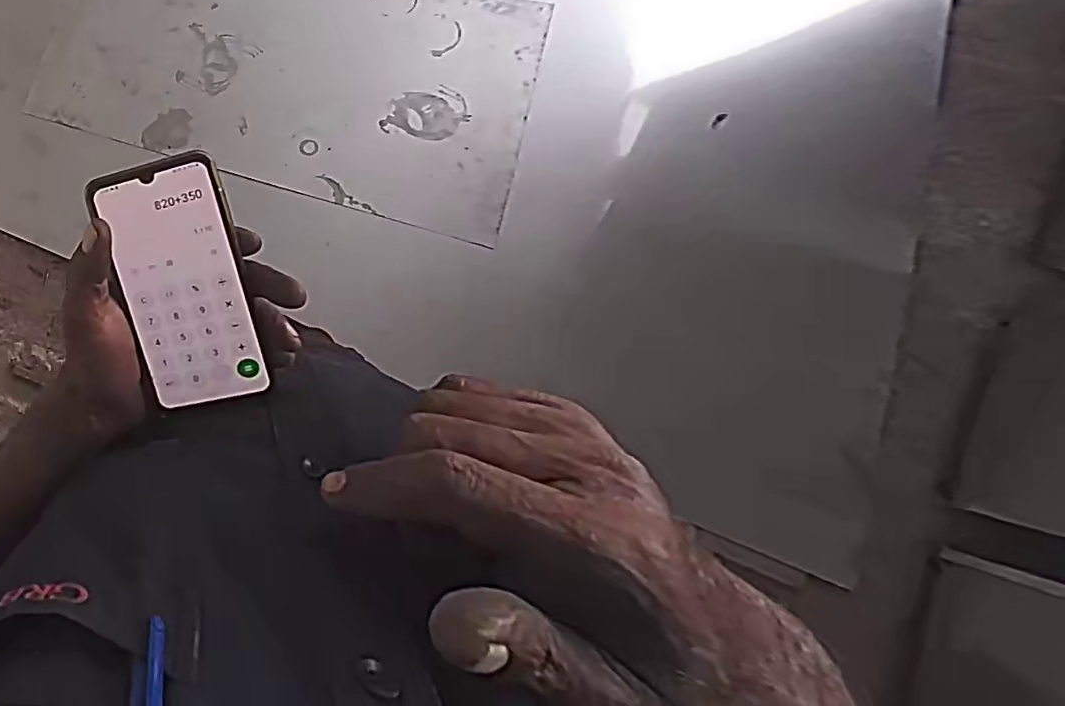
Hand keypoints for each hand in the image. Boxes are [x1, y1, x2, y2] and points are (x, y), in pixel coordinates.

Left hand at [50, 218, 307, 443]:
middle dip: (265, 281)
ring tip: (286, 336)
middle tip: (290, 292)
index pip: (192, 245)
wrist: (99, 414)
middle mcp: (177, 296)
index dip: (224, 237)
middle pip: (229, 277)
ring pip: (242, 313)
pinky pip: (241, 349)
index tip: (249, 241)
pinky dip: (263, 352)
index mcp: (150, 277)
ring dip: (270, 319)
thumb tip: (97, 227)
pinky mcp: (204, 358)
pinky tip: (277, 359)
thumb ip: (88, 271)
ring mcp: (194, 328)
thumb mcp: (83, 311)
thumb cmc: (88, 360)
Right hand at [321, 375, 854, 705]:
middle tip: (410, 532)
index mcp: (599, 534)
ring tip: (440, 503)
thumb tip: (450, 626)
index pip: (458, 480)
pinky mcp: (571, 417)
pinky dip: (445, 418)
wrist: (726, 645)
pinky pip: (473, 390)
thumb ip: (531, 655)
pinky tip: (458, 463)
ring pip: (450, 398)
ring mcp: (581, 433)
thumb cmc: (661, 675)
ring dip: (419, 443)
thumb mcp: (607, 694)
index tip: (340, 495)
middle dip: (399, 471)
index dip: (385, 484)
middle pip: (443, 428)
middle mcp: (589, 466)